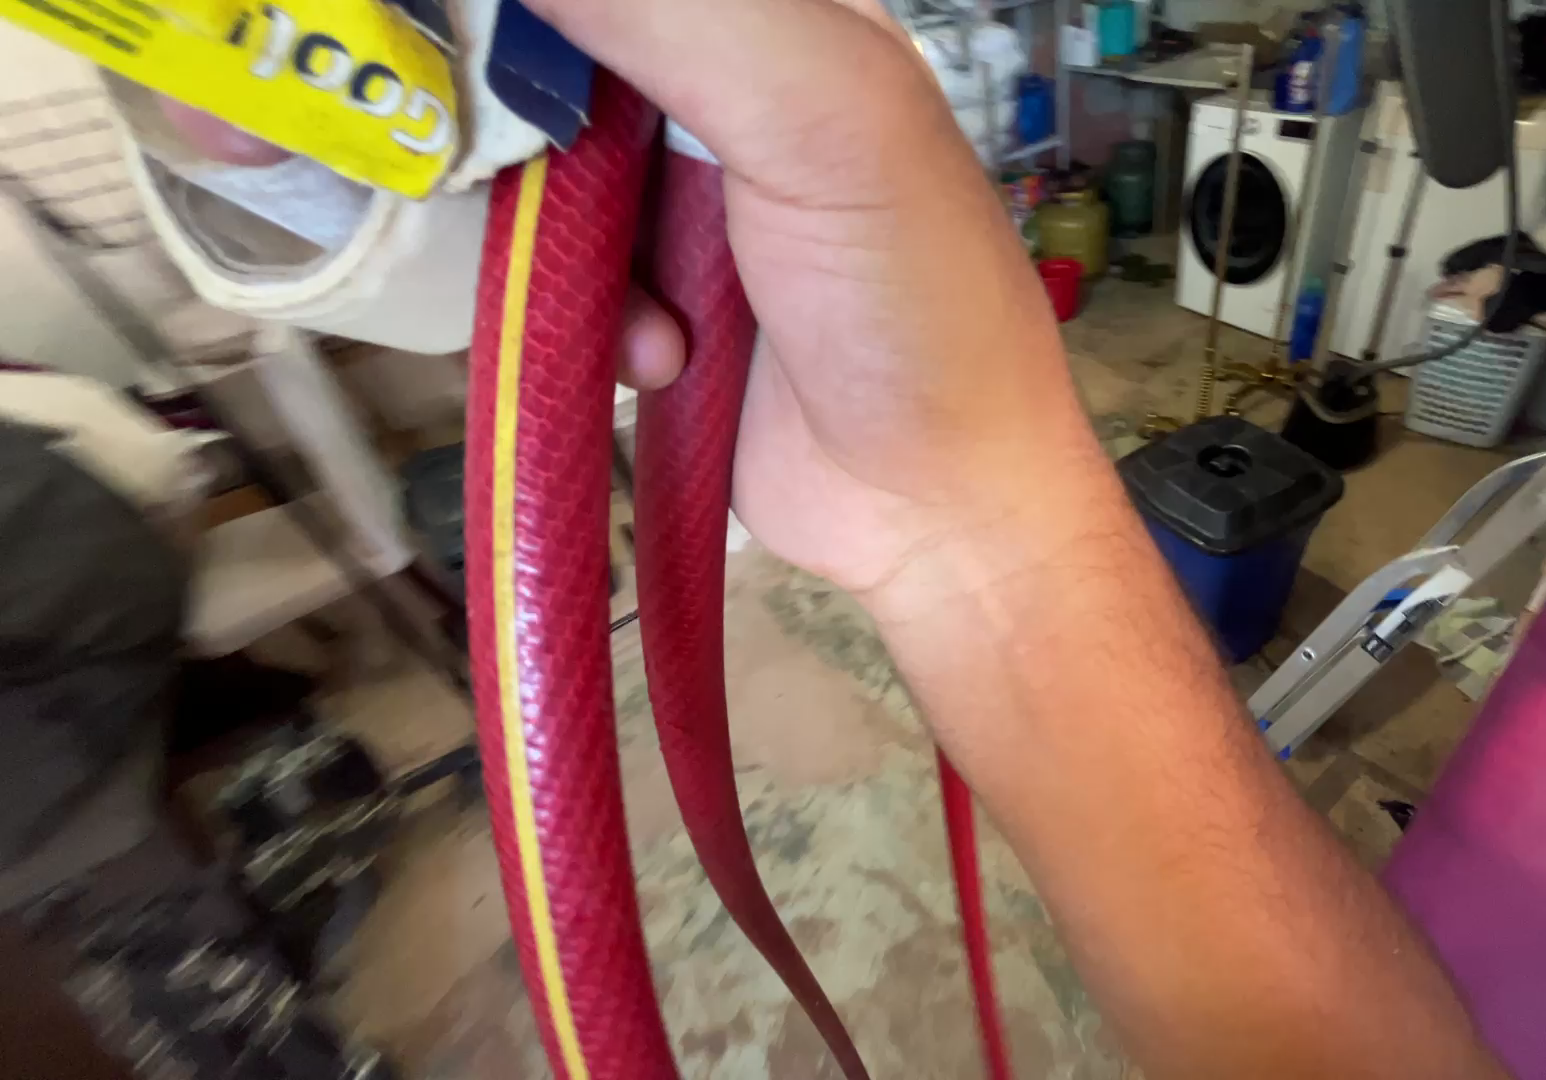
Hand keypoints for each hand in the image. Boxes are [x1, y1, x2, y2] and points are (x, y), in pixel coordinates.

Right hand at [539, 0, 1119, 597]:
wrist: (934, 508)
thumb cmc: (920, 318)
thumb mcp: (834, 124)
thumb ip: (687, 12)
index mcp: (799, 32)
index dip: (557, 16)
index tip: (509, 53)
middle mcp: (742, 117)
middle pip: (569, 62)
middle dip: (535, 120)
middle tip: (554, 177)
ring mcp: (699, 224)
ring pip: (548, 174)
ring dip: (573, 244)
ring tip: (660, 313)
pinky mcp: (668, 312)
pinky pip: (570, 279)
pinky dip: (597, 318)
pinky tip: (669, 360)